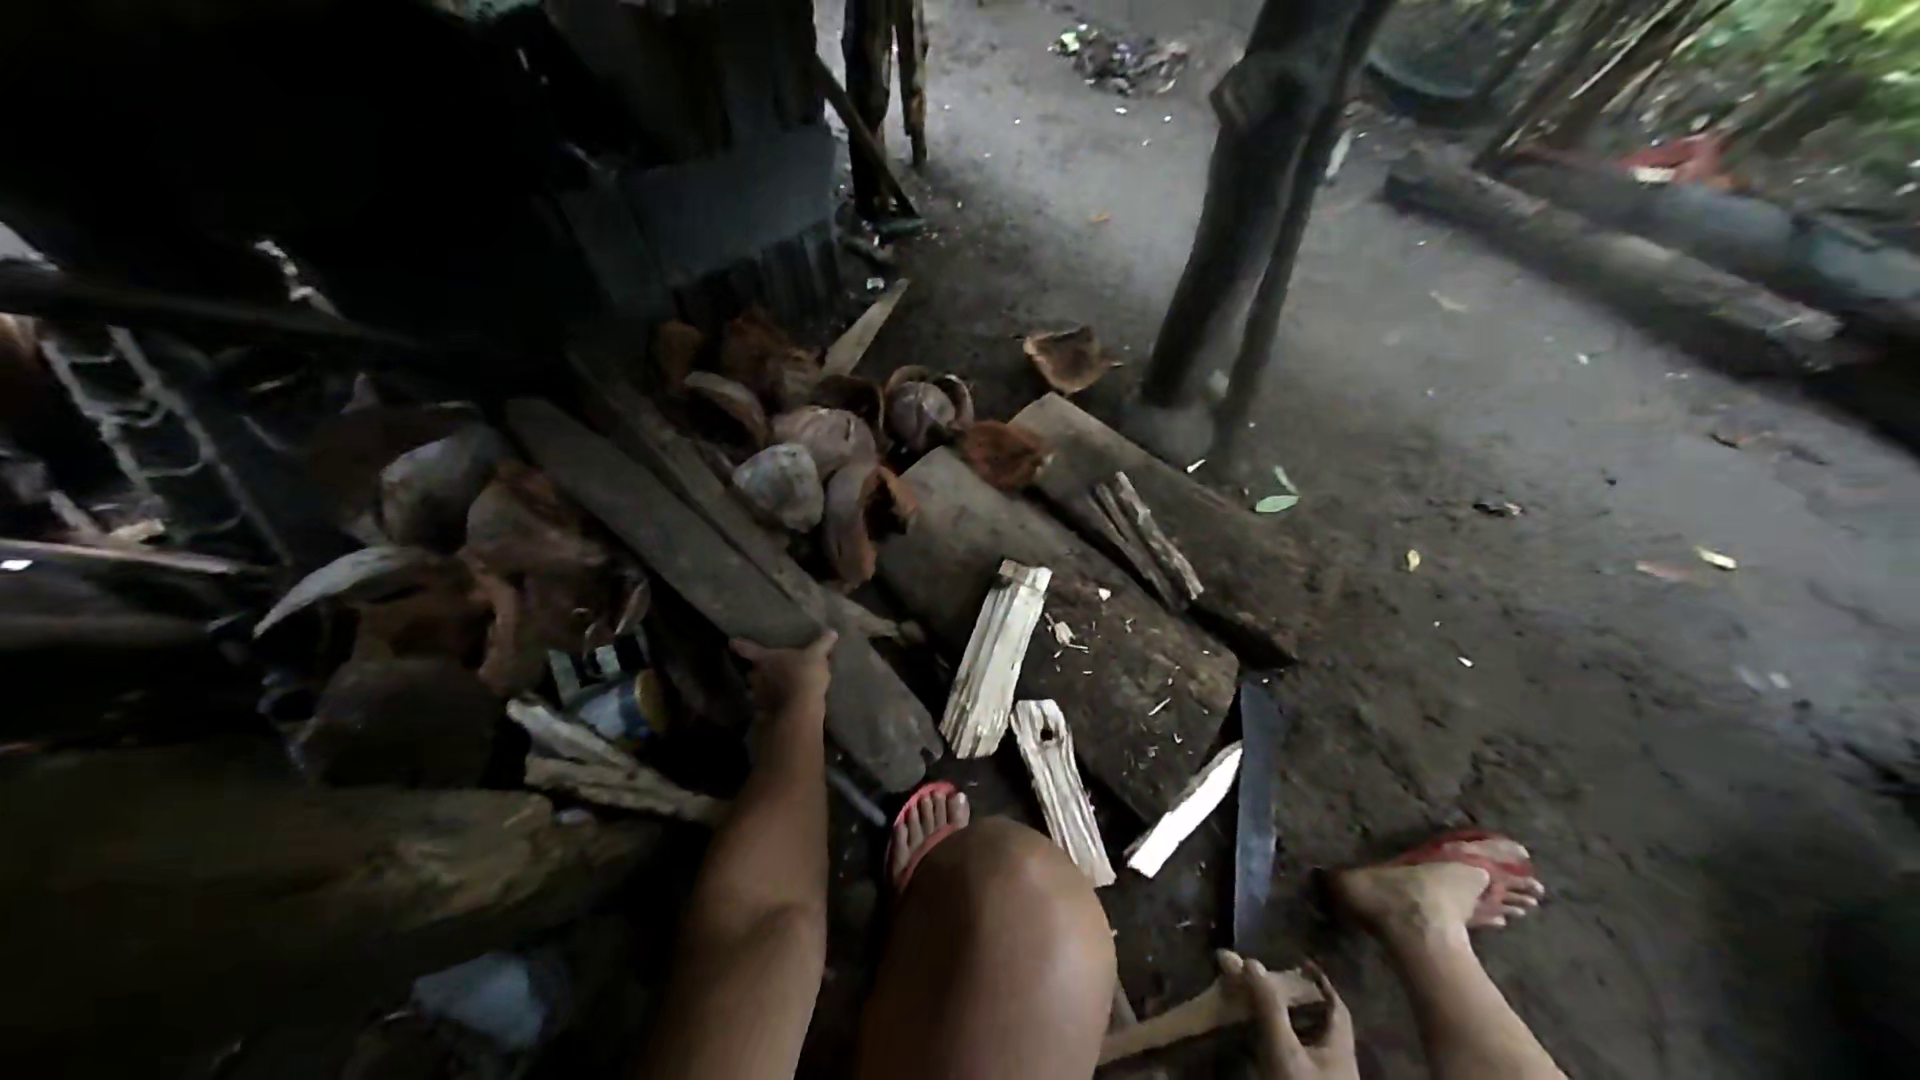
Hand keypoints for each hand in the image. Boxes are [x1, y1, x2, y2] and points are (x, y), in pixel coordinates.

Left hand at [730, 630, 837, 717]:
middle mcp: (756, 675)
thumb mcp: (817, 655)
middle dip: (756, 672)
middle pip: (750, 672)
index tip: (732, 642)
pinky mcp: (762, 712)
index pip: (747, 648)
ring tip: (769, 692)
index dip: (739, 645)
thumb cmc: (804, 674)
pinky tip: (773, 709)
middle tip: (764, 672)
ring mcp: (757, 695)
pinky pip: (761, 708)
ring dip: (759, 691)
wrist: (800, 707)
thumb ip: (822, 643)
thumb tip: (832, 631)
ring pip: (753, 691)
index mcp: (765, 658)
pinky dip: (765, 708)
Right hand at [1217, 952, 1358, 1079]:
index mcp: (1339, 1049)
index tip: (1298, 961)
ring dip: (1277, 1022)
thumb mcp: (1284, 1051)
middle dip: (1292, 1000)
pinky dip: (1269, 1047)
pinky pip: (1287, 1062)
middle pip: (1316, 1023)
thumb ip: (1268, 1007)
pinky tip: (1248, 1043)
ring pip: (1300, 1043)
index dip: (1319, 982)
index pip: (1336, 1006)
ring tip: (1249, 1003)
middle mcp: (1333, 1064)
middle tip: (1264, 980)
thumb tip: (1249, 961)